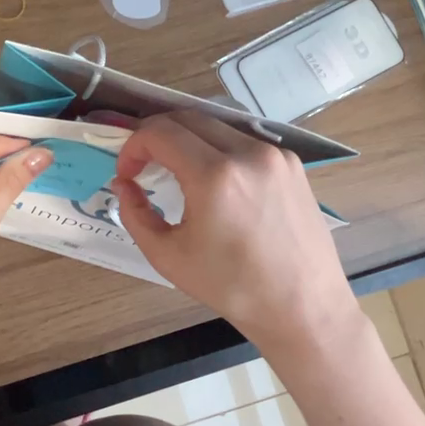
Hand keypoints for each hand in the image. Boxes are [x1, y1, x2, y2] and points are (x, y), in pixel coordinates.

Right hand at [110, 112, 361, 352]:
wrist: (301, 305)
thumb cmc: (230, 287)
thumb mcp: (167, 256)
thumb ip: (135, 213)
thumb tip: (123, 185)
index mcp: (214, 177)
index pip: (160, 133)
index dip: (133, 147)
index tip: (127, 173)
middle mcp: (248, 154)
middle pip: (187, 119)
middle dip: (157, 137)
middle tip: (144, 166)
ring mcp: (275, 155)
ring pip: (217, 127)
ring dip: (188, 141)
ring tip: (178, 173)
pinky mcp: (292, 164)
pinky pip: (244, 142)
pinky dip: (218, 151)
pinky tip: (215, 184)